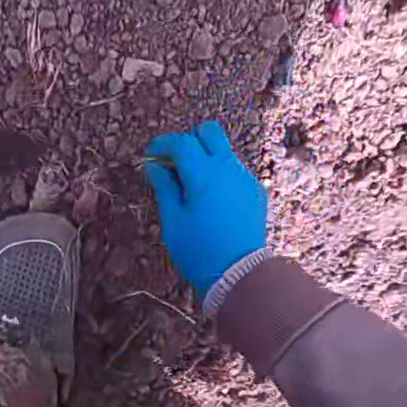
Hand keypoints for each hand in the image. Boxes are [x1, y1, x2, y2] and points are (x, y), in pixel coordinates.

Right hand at [142, 121, 268, 297]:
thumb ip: (164, 187)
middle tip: (175, 165)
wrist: (239, 273)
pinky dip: (220, 175)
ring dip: (205, 159)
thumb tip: (155, 165)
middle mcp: (228, 168)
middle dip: (189, 141)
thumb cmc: (199, 250)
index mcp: (204, 174)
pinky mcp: (255, 192)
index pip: (182, 142)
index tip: (152, 155)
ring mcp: (245, 179)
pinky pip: (235, 171)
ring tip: (192, 188)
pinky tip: (212, 202)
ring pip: (223, 151)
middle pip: (209, 132)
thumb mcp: (173, 220)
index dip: (163, 144)